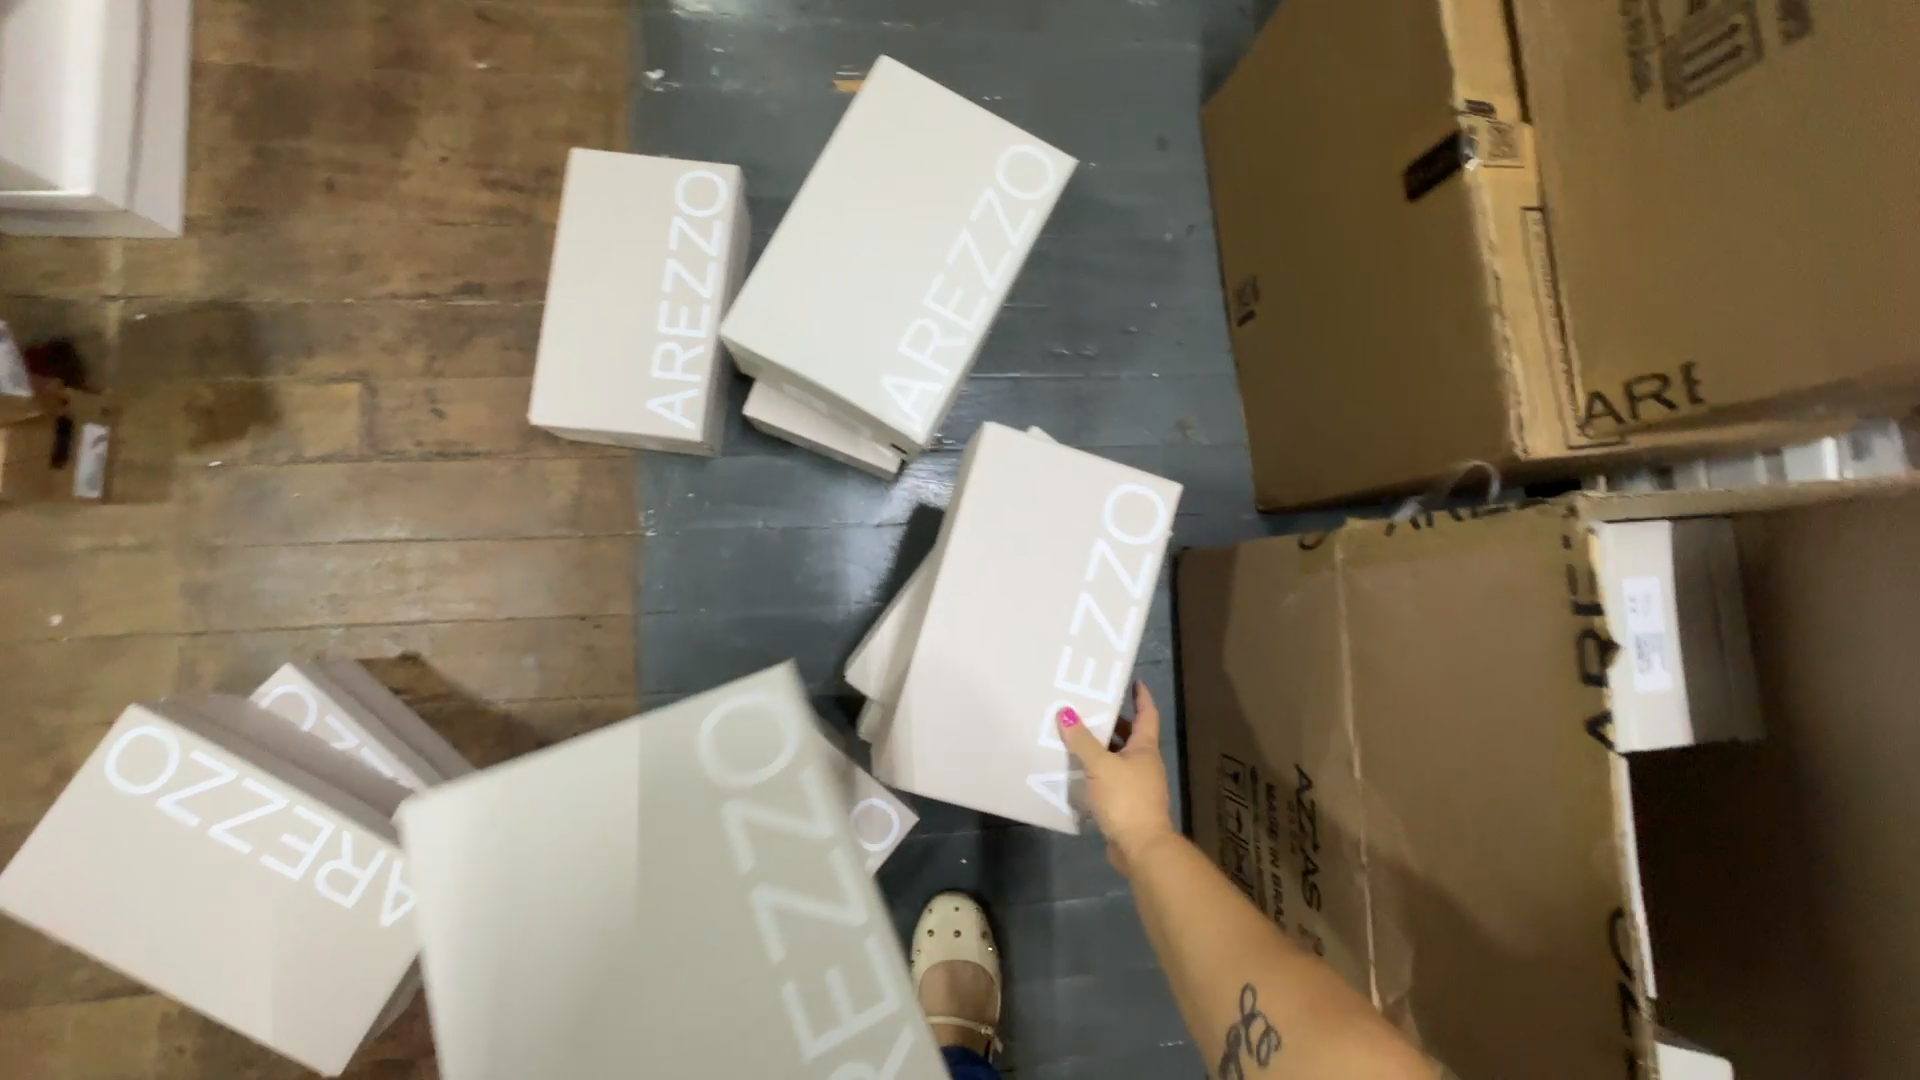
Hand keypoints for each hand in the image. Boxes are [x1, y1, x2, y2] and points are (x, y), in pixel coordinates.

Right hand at [1058, 681, 1175, 876]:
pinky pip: (1111, 778)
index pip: (1147, 714)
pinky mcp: (1127, 804)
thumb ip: (1082, 740)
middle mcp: (1145, 764)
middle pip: (1131, 735)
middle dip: (1113, 721)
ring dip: (1102, 747)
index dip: (1142, 697)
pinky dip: (1097, 771)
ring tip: (1076, 736)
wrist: (1142, 847)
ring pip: (1119, 758)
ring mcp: (1138, 785)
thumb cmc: (1127, 799)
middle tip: (1090, 707)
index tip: (1135, 681)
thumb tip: (1065, 712)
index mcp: (1144, 749)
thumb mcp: (1100, 766)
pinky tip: (1078, 771)